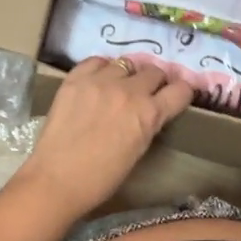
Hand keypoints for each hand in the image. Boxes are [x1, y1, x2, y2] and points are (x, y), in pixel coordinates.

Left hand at [8, 58, 194, 220]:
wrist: (57, 179)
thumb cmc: (101, 178)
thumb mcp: (138, 151)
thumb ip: (148, 125)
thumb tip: (149, 112)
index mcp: (150, 114)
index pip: (181, 90)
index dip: (182, 92)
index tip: (177, 96)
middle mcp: (129, 91)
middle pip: (154, 71)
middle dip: (156, 82)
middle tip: (148, 92)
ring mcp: (100, 81)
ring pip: (126, 63)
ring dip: (129, 74)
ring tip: (121, 85)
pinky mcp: (75, 79)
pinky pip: (96, 61)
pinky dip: (102, 69)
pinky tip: (98, 80)